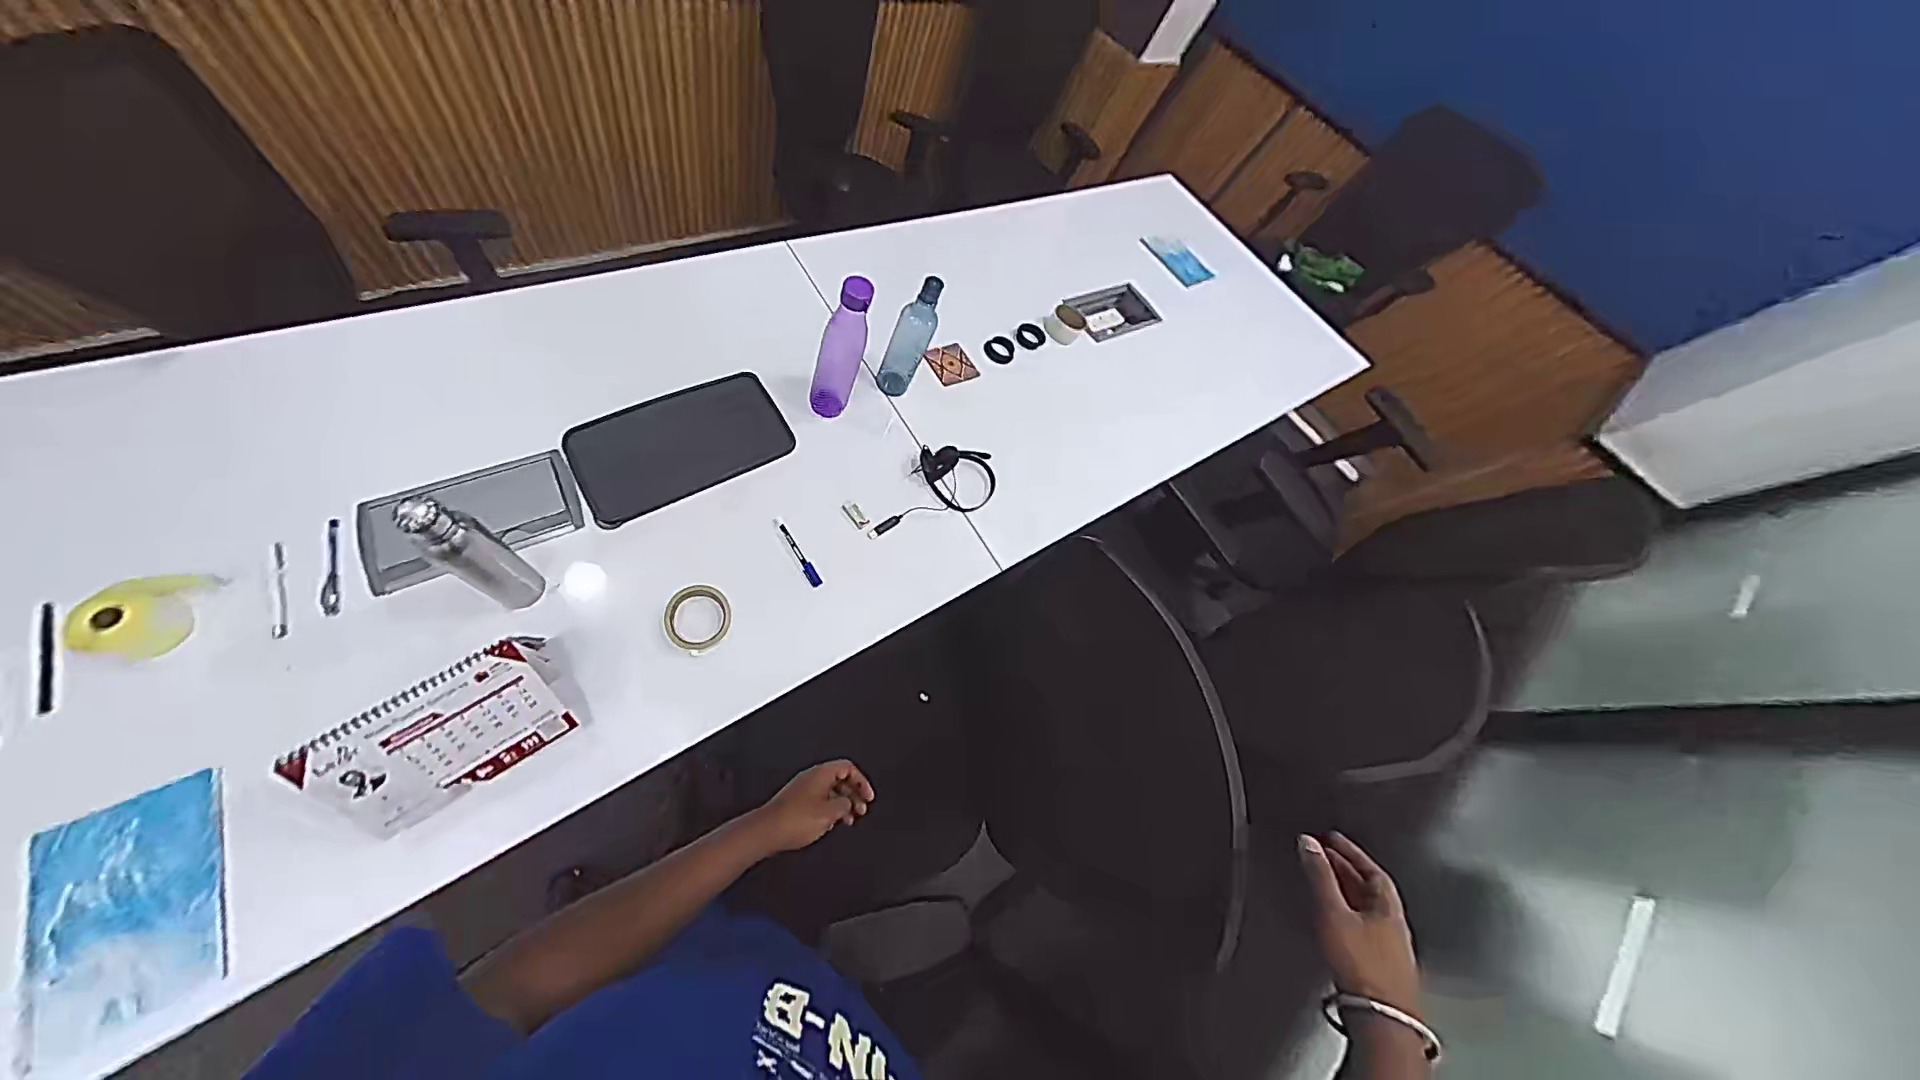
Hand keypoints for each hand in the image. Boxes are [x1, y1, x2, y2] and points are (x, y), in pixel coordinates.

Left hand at [751, 761, 874, 853]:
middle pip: (840, 779)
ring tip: (849, 819)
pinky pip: (819, 799)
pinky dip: (829, 809)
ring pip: (830, 791)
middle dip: (853, 794)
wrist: (766, 831)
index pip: (848, 768)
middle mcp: (811, 777)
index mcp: (821, 773)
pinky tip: (831, 822)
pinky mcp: (796, 801)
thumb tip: (848, 803)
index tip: (868, 796)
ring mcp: (802, 788)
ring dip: (842, 804)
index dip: (861, 782)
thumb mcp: (830, 812)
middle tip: (861, 808)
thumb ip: (845, 804)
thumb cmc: (794, 820)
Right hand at [1299, 832, 1420, 1014]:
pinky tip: (1330, 915)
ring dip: (1342, 888)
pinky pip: (1359, 923)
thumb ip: (1319, 875)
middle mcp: (1392, 923)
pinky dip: (1342, 909)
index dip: (1349, 850)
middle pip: (1367, 886)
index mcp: (1388, 906)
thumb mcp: (1333, 911)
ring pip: (1363, 906)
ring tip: (1321, 879)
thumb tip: (1308, 843)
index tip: (1332, 837)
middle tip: (1322, 852)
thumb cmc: (1363, 965)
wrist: (1379, 1017)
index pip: (1370, 868)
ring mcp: (1387, 944)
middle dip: (1343, 867)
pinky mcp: (1377, 962)